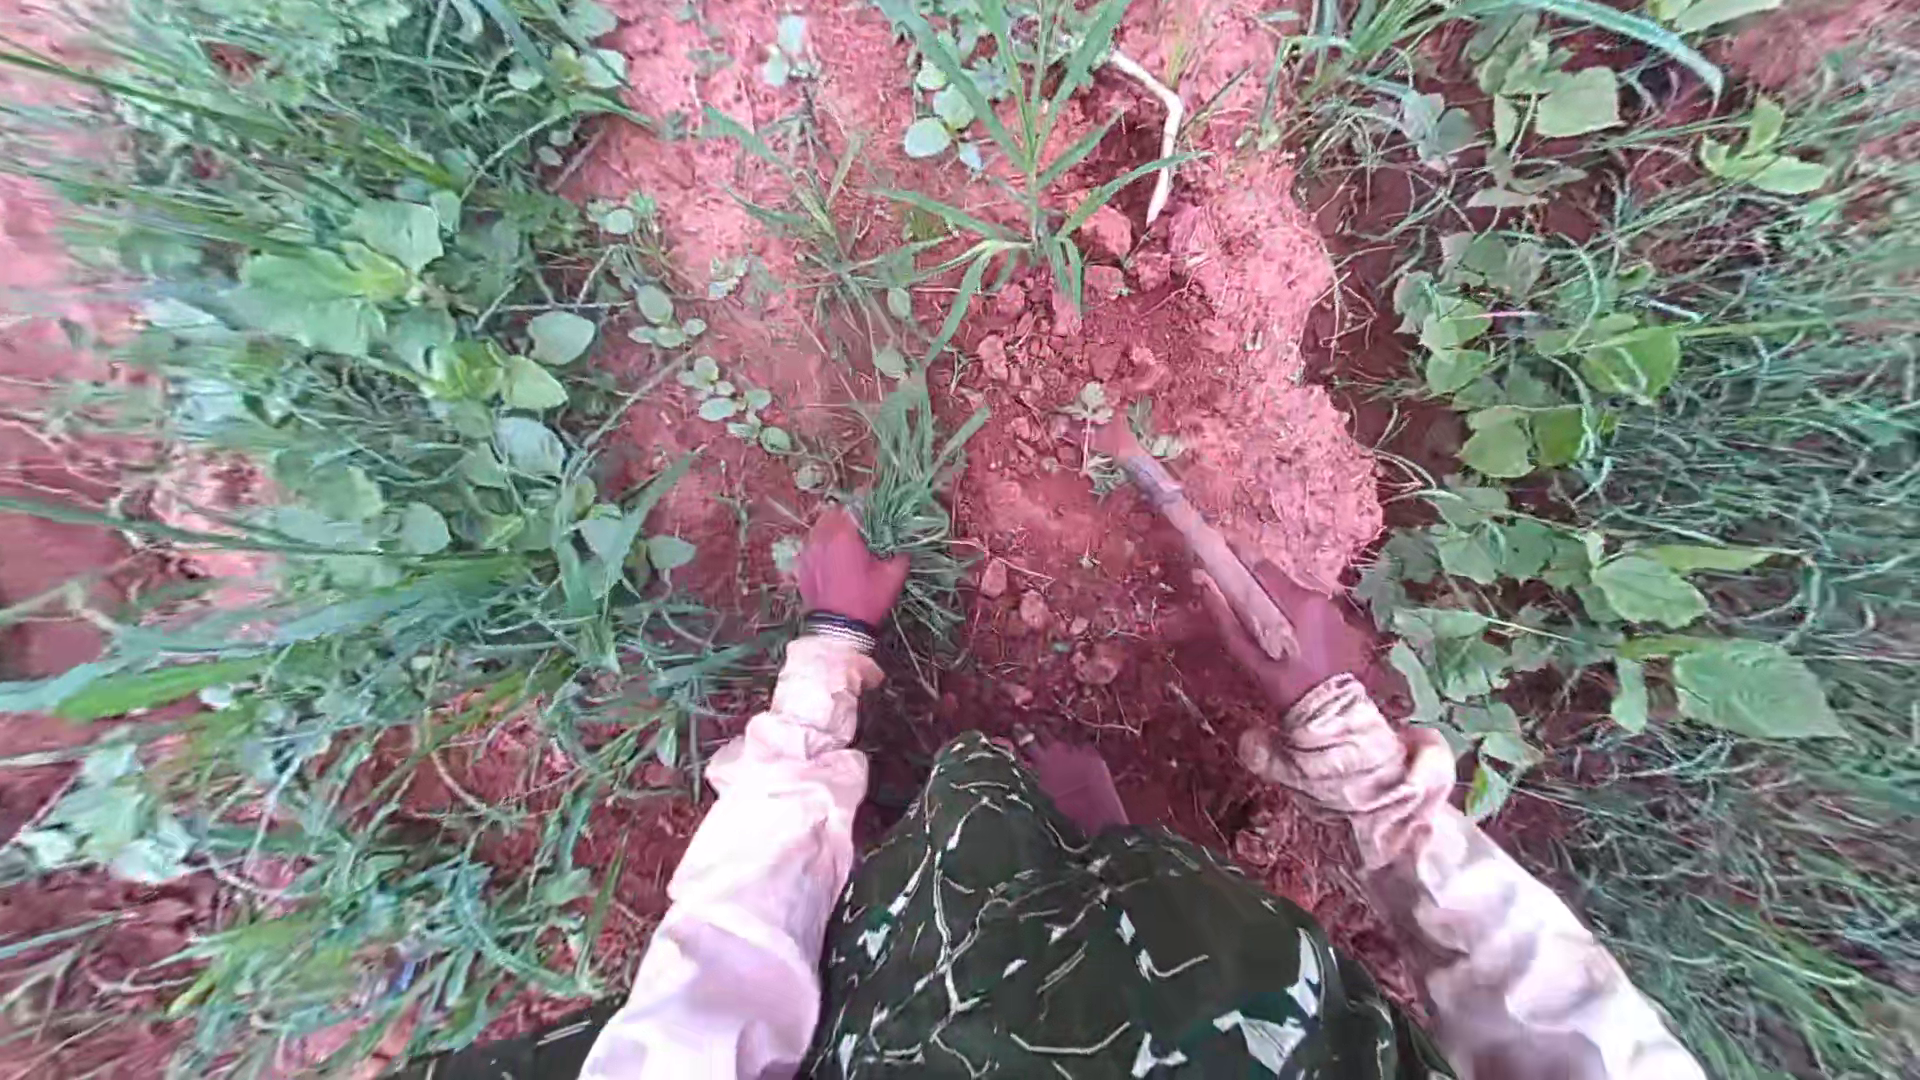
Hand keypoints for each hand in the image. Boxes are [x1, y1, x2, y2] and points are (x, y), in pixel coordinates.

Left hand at [797, 506, 909, 625]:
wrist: (837, 630)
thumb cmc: (866, 601)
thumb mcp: (892, 577)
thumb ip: (899, 555)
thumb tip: (904, 545)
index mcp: (844, 536)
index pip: (853, 507)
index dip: (865, 502)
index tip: (874, 502)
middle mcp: (822, 539)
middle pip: (833, 514)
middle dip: (847, 514)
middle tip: (861, 521)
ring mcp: (809, 553)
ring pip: (819, 529)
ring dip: (832, 527)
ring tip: (846, 536)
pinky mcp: (802, 567)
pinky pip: (811, 546)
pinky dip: (821, 544)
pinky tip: (832, 554)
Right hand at [1198, 559, 1371, 710]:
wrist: (1331, 713)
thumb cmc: (1284, 684)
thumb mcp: (1247, 655)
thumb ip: (1225, 618)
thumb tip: (1202, 584)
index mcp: (1299, 602)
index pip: (1263, 568)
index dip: (1239, 558)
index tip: (1220, 548)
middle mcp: (1318, 598)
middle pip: (1276, 579)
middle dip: (1252, 581)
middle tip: (1228, 587)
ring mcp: (1331, 609)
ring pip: (1290, 592)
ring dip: (1269, 596)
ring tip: (1250, 612)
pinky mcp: (1336, 621)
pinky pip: (1304, 606)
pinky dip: (1286, 609)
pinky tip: (1275, 627)